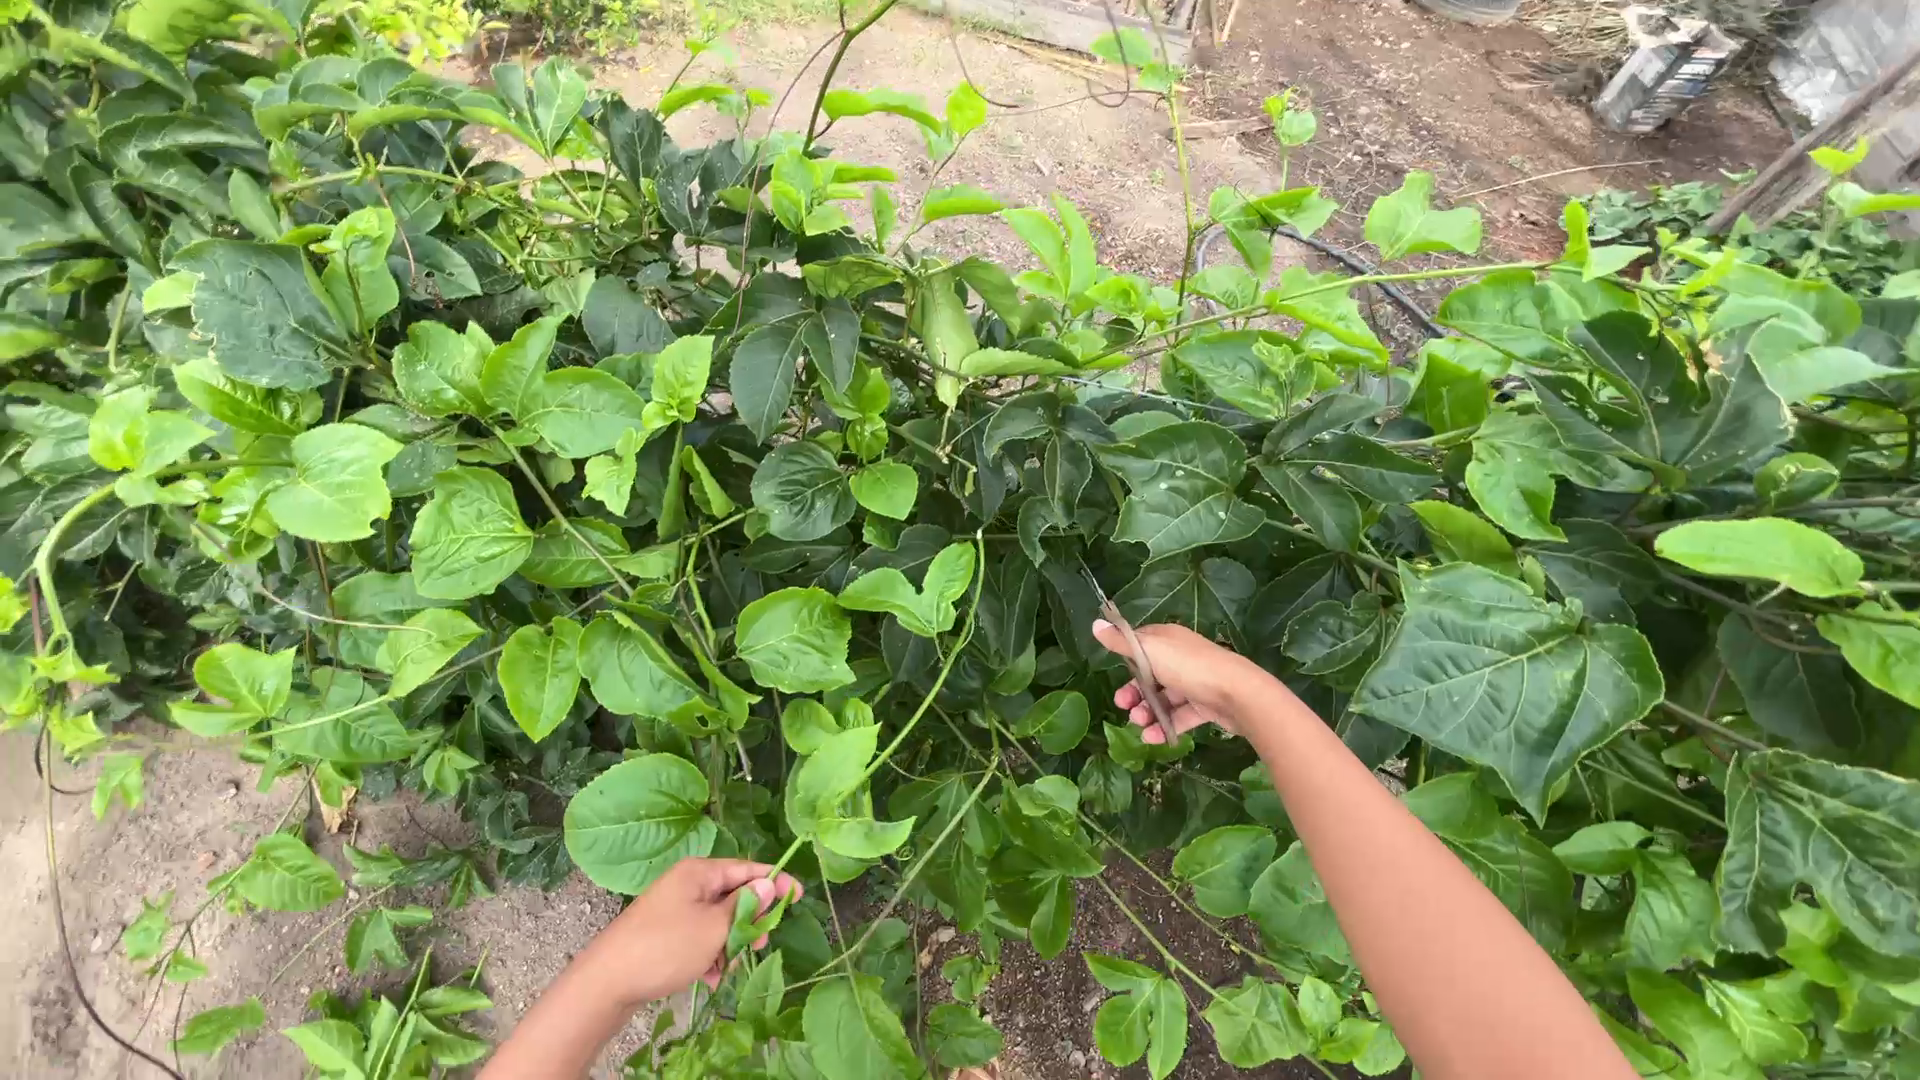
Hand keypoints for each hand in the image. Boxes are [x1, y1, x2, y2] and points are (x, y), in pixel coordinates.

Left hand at [578, 857, 801, 1007]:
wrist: (605, 983)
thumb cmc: (665, 948)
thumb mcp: (714, 927)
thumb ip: (745, 905)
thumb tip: (768, 884)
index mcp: (700, 872)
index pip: (748, 869)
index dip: (775, 881)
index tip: (798, 896)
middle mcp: (688, 883)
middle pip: (734, 895)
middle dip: (750, 920)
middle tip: (760, 943)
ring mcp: (674, 908)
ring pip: (718, 920)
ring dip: (729, 942)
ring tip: (726, 967)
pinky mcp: (664, 932)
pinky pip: (699, 936)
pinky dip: (709, 953)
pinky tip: (708, 977)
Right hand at [1092, 620, 1278, 743]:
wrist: (1237, 693)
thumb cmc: (1189, 667)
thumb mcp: (1150, 651)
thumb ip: (1121, 641)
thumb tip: (1095, 623)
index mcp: (1168, 640)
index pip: (1141, 645)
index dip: (1127, 660)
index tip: (1116, 674)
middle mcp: (1180, 658)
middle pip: (1150, 675)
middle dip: (1134, 693)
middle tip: (1123, 706)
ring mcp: (1193, 683)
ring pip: (1163, 699)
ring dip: (1147, 712)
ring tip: (1140, 725)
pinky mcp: (1204, 705)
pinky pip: (1179, 716)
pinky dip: (1165, 727)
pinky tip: (1154, 738)